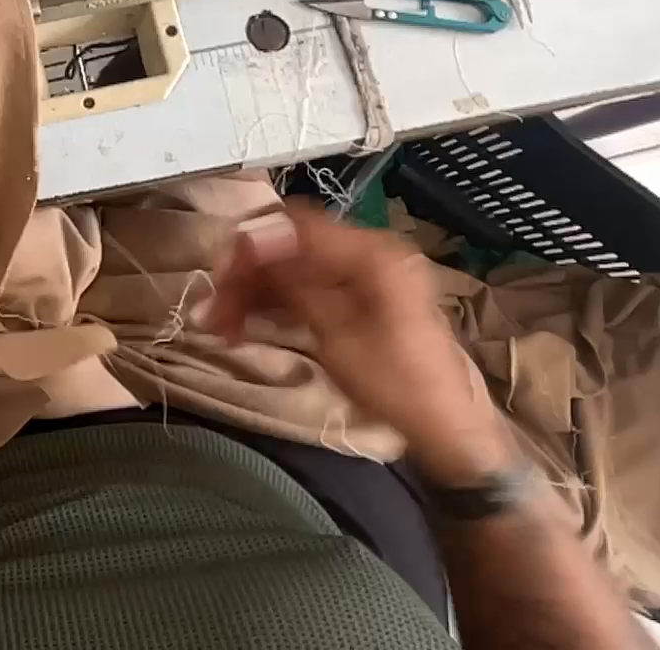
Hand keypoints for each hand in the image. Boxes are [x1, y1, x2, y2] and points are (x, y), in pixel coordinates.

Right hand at [203, 200, 516, 485]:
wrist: (447, 433)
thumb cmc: (398, 386)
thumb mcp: (338, 334)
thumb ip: (294, 281)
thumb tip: (253, 236)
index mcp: (371, 254)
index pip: (295, 226)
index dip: (251, 244)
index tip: (219, 274)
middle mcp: (364, 255)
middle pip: (286, 248)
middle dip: (245, 276)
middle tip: (213, 309)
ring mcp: (358, 278)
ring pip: (286, 270)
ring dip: (250, 294)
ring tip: (220, 328)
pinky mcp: (351, 300)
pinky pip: (299, 289)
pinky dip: (270, 306)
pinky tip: (243, 330)